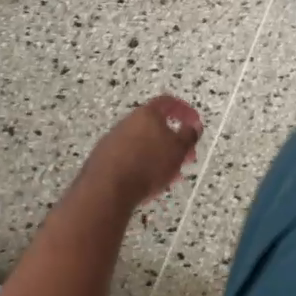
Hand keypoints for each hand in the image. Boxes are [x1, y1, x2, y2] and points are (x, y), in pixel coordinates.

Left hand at [83, 95, 203, 208]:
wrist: (104, 192)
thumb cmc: (147, 165)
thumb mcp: (178, 150)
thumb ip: (190, 135)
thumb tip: (194, 126)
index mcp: (146, 113)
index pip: (168, 102)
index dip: (184, 111)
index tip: (194, 123)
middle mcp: (127, 122)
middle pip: (154, 125)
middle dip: (172, 141)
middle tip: (184, 156)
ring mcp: (111, 142)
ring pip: (141, 144)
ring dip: (157, 156)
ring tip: (168, 176)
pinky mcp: (100, 162)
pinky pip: (127, 159)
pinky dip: (140, 167)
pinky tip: (146, 184)